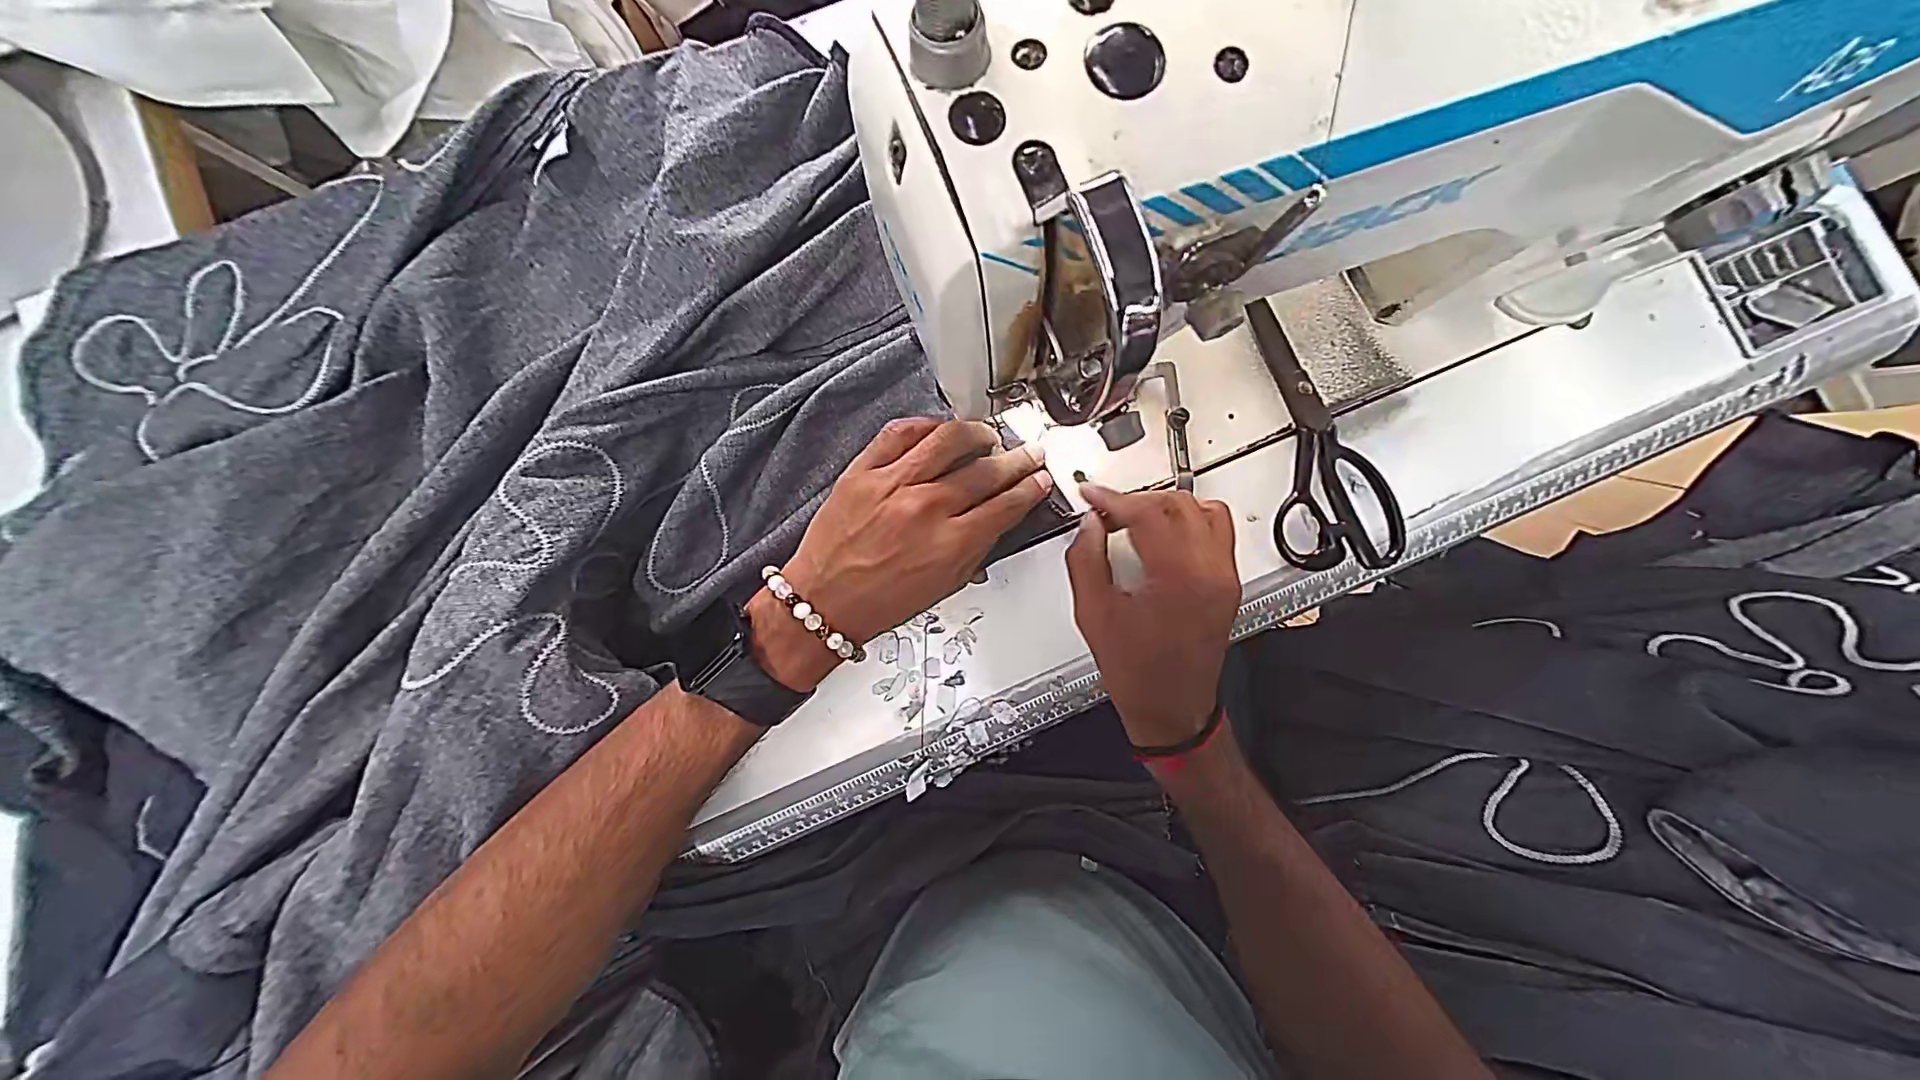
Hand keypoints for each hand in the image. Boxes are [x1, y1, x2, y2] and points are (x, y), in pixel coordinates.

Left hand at [746, 418, 1051, 690]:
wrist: (824, 602)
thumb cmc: (876, 602)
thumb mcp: (943, 586)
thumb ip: (975, 551)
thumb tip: (997, 521)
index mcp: (950, 544)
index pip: (1006, 504)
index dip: (1030, 488)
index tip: (1038, 480)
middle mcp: (925, 508)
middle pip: (986, 471)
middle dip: (1017, 460)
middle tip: (1027, 454)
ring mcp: (892, 485)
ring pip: (949, 440)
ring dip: (978, 433)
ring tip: (988, 435)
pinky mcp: (863, 472)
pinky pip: (900, 433)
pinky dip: (925, 424)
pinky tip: (938, 428)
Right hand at [1066, 484, 1240, 747]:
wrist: (1171, 708)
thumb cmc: (1139, 674)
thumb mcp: (1093, 613)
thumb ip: (1085, 559)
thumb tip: (1089, 525)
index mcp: (1180, 577)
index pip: (1148, 512)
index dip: (1113, 498)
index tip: (1093, 495)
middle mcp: (1212, 572)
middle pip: (1178, 504)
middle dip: (1136, 499)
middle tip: (1106, 510)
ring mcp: (1225, 577)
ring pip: (1203, 511)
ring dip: (1165, 506)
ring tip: (1133, 519)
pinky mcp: (1229, 584)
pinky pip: (1216, 531)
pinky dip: (1189, 521)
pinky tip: (1162, 534)